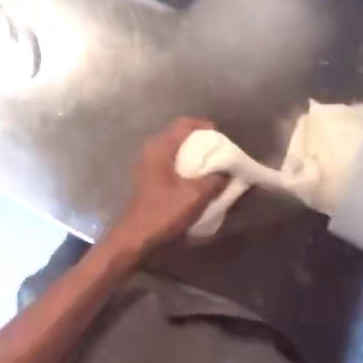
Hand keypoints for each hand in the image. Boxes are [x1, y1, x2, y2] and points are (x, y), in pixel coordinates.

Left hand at [105, 117, 224, 257]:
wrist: (135, 237)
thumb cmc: (163, 213)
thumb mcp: (195, 196)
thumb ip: (214, 180)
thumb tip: (227, 172)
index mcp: (160, 148)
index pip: (184, 125)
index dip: (204, 127)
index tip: (222, 137)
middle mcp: (151, 151)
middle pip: (178, 135)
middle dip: (200, 142)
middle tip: (220, 152)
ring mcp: (147, 165)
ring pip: (174, 150)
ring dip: (192, 155)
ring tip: (212, 165)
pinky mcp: (147, 179)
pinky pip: (170, 163)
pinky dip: (184, 166)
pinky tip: (197, 179)